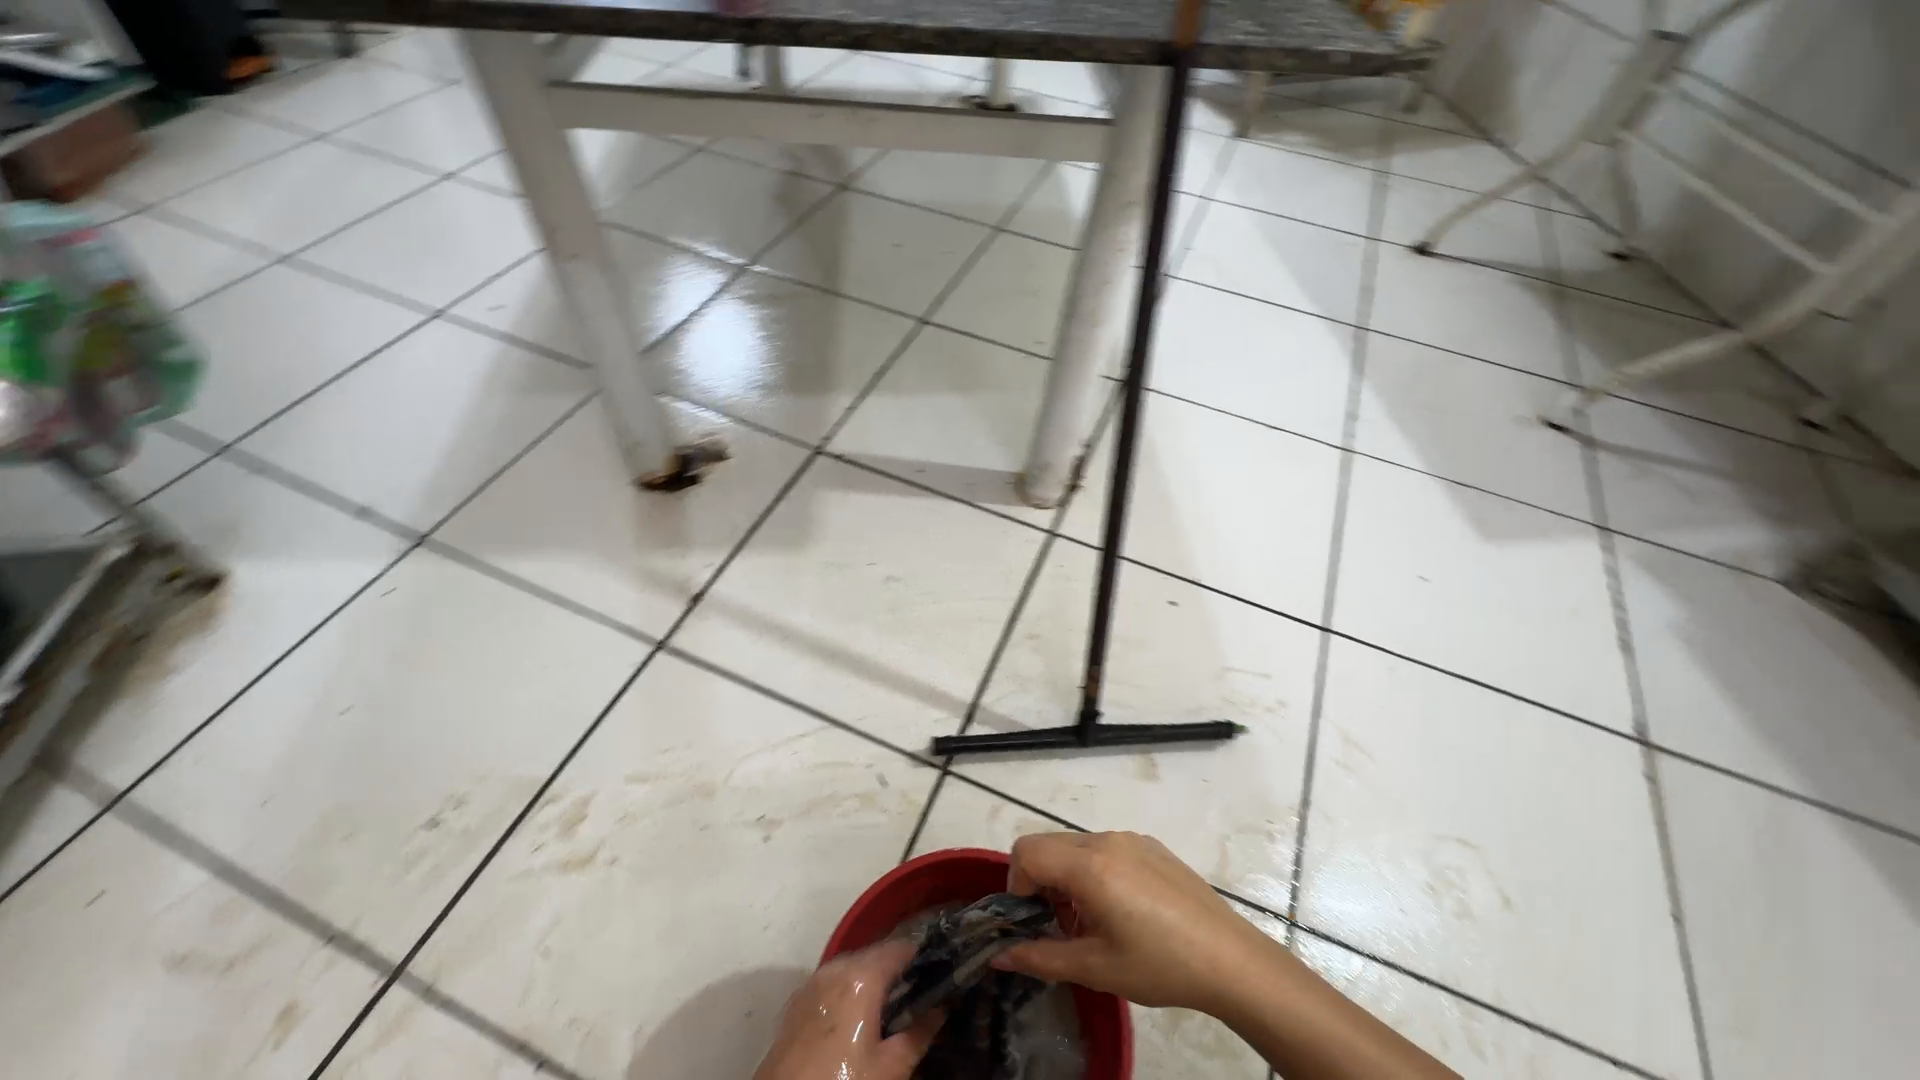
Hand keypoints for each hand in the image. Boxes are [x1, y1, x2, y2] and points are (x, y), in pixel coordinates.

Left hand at [752, 940, 943, 1079]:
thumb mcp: (892, 1066)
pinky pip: (832, 983)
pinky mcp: (798, 1001)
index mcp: (861, 977)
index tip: (938, 970)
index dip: (921, 957)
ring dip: (872, 978)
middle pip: (874, 955)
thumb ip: (921, 1032)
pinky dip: (848, 989)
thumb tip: (943, 1008)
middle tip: (918, 991)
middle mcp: (834, 968)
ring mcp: (812, 983)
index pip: (900, 949)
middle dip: (896, 968)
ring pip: (851, 967)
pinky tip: (858, 1016)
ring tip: (891, 1005)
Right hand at [993, 831, 1281, 1013]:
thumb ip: (1039, 957)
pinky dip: (1093, 871)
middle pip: (1048, 844)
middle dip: (1039, 882)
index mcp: (1090, 865)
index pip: (1026, 852)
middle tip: (1057, 926)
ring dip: (1066, 877)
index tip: (1033, 922)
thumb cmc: (1160, 965)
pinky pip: (1105, 848)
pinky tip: (1120, 911)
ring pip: (1076, 846)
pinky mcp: (1153, 846)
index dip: (1017, 886)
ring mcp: (1133, 839)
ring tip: (1090, 922)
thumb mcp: (1094, 968)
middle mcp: (1107, 840)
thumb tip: (997, 956)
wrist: (1231, 960)